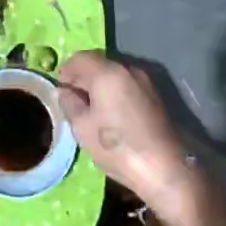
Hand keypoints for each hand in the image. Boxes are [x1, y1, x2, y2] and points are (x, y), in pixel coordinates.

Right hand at [56, 52, 202, 223]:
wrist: (166, 167)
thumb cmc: (118, 147)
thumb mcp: (83, 128)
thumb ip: (70, 104)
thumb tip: (65, 92)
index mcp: (107, 73)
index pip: (80, 58)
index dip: (66, 71)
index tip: (59, 90)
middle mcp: (128, 68)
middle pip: (98, 62)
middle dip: (83, 76)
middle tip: (73, 98)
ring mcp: (145, 80)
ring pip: (114, 72)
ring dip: (99, 83)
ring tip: (91, 107)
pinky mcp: (155, 94)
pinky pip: (127, 83)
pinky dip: (115, 90)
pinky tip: (111, 112)